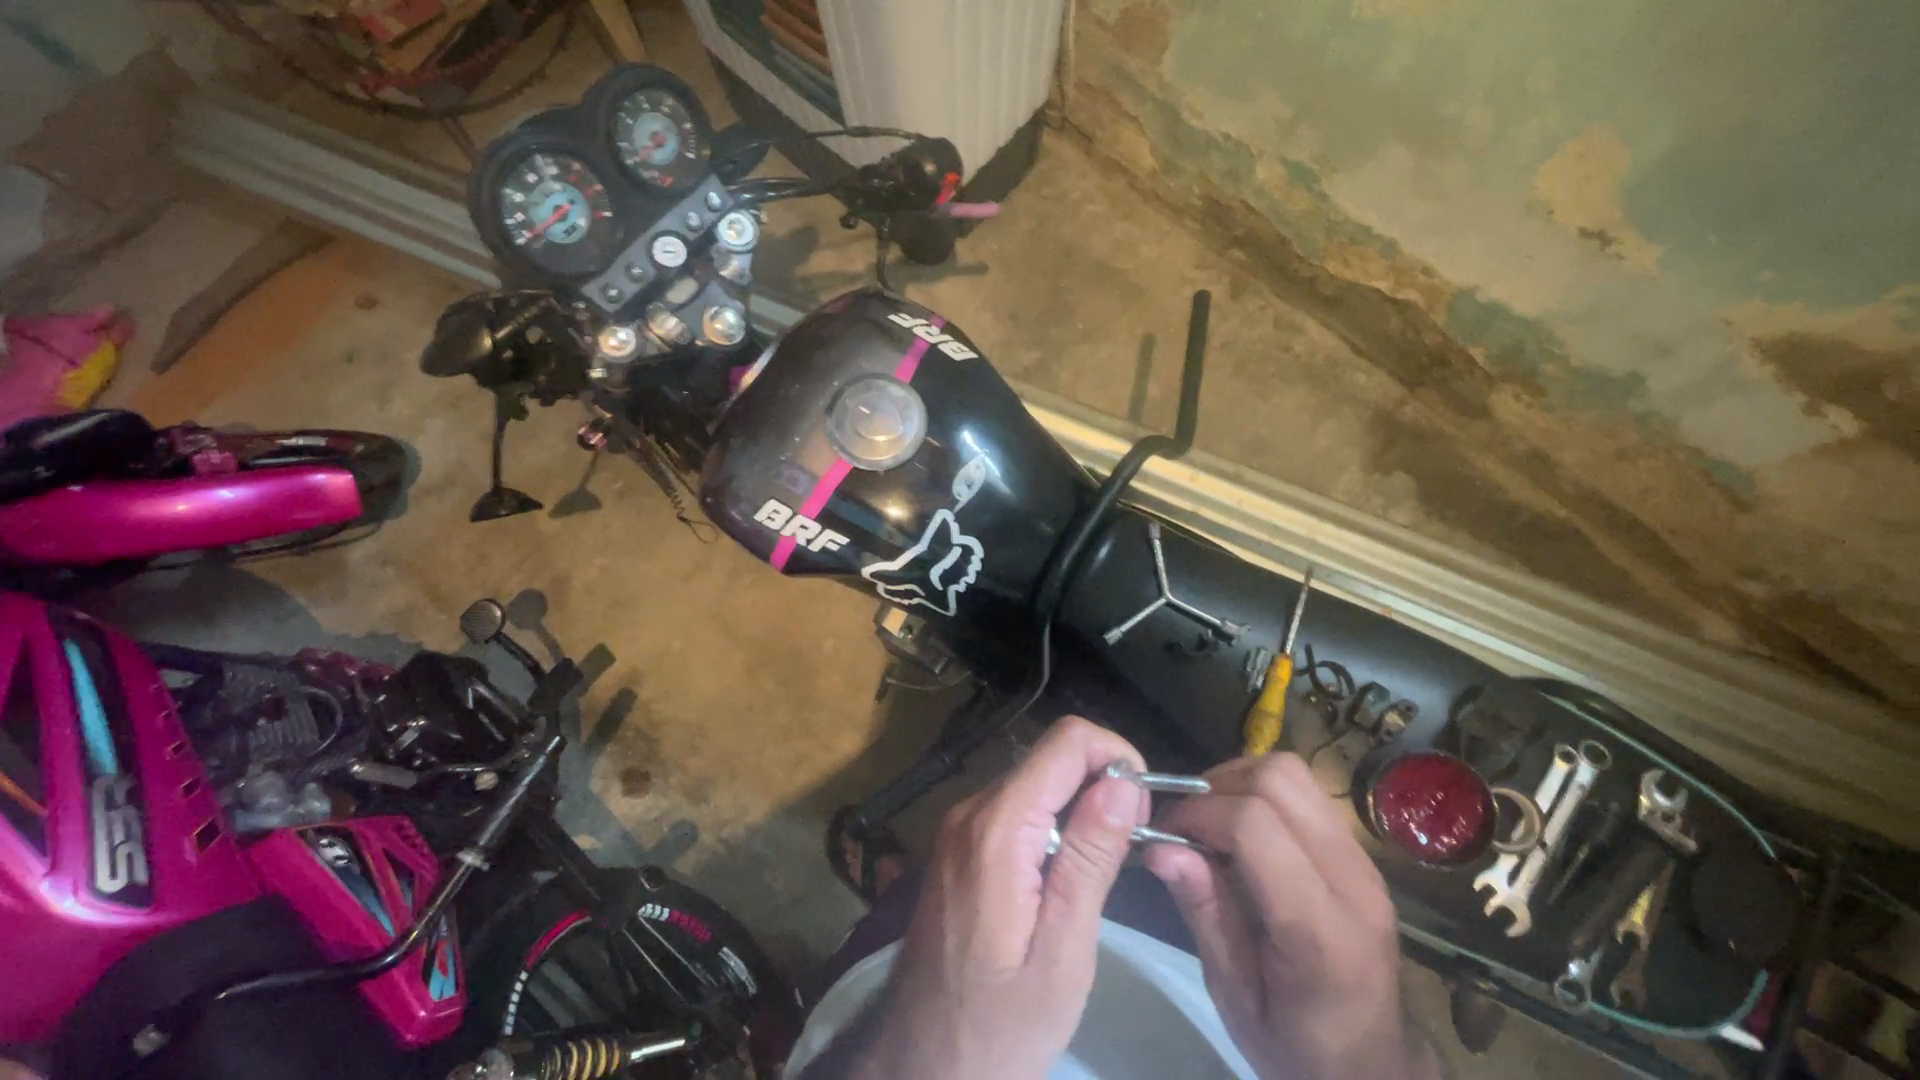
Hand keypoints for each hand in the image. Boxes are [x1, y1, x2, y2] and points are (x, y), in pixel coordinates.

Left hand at [852, 716, 1149, 1079]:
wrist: (922, 1062)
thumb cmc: (1000, 1023)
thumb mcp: (1062, 951)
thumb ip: (1090, 858)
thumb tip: (1123, 780)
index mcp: (996, 829)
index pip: (1066, 741)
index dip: (1117, 757)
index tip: (1143, 809)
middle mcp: (970, 811)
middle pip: (1049, 758)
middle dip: (1101, 785)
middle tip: (1128, 849)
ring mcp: (956, 828)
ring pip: (1033, 783)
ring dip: (1076, 808)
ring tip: (1096, 873)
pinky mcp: (955, 848)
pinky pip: (1012, 811)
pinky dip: (1048, 827)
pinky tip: (1060, 881)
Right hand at [1143, 754, 1435, 1079]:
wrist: (1374, 1067)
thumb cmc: (1297, 1046)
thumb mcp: (1235, 995)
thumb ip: (1204, 913)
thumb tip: (1158, 847)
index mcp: (1320, 929)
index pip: (1255, 826)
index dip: (1199, 814)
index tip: (1164, 835)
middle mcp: (1352, 880)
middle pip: (1279, 780)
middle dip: (1217, 787)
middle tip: (1185, 824)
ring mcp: (1364, 861)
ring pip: (1294, 774)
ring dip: (1238, 782)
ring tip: (1209, 823)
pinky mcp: (1361, 854)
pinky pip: (1305, 794)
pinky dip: (1260, 794)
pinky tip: (1239, 832)